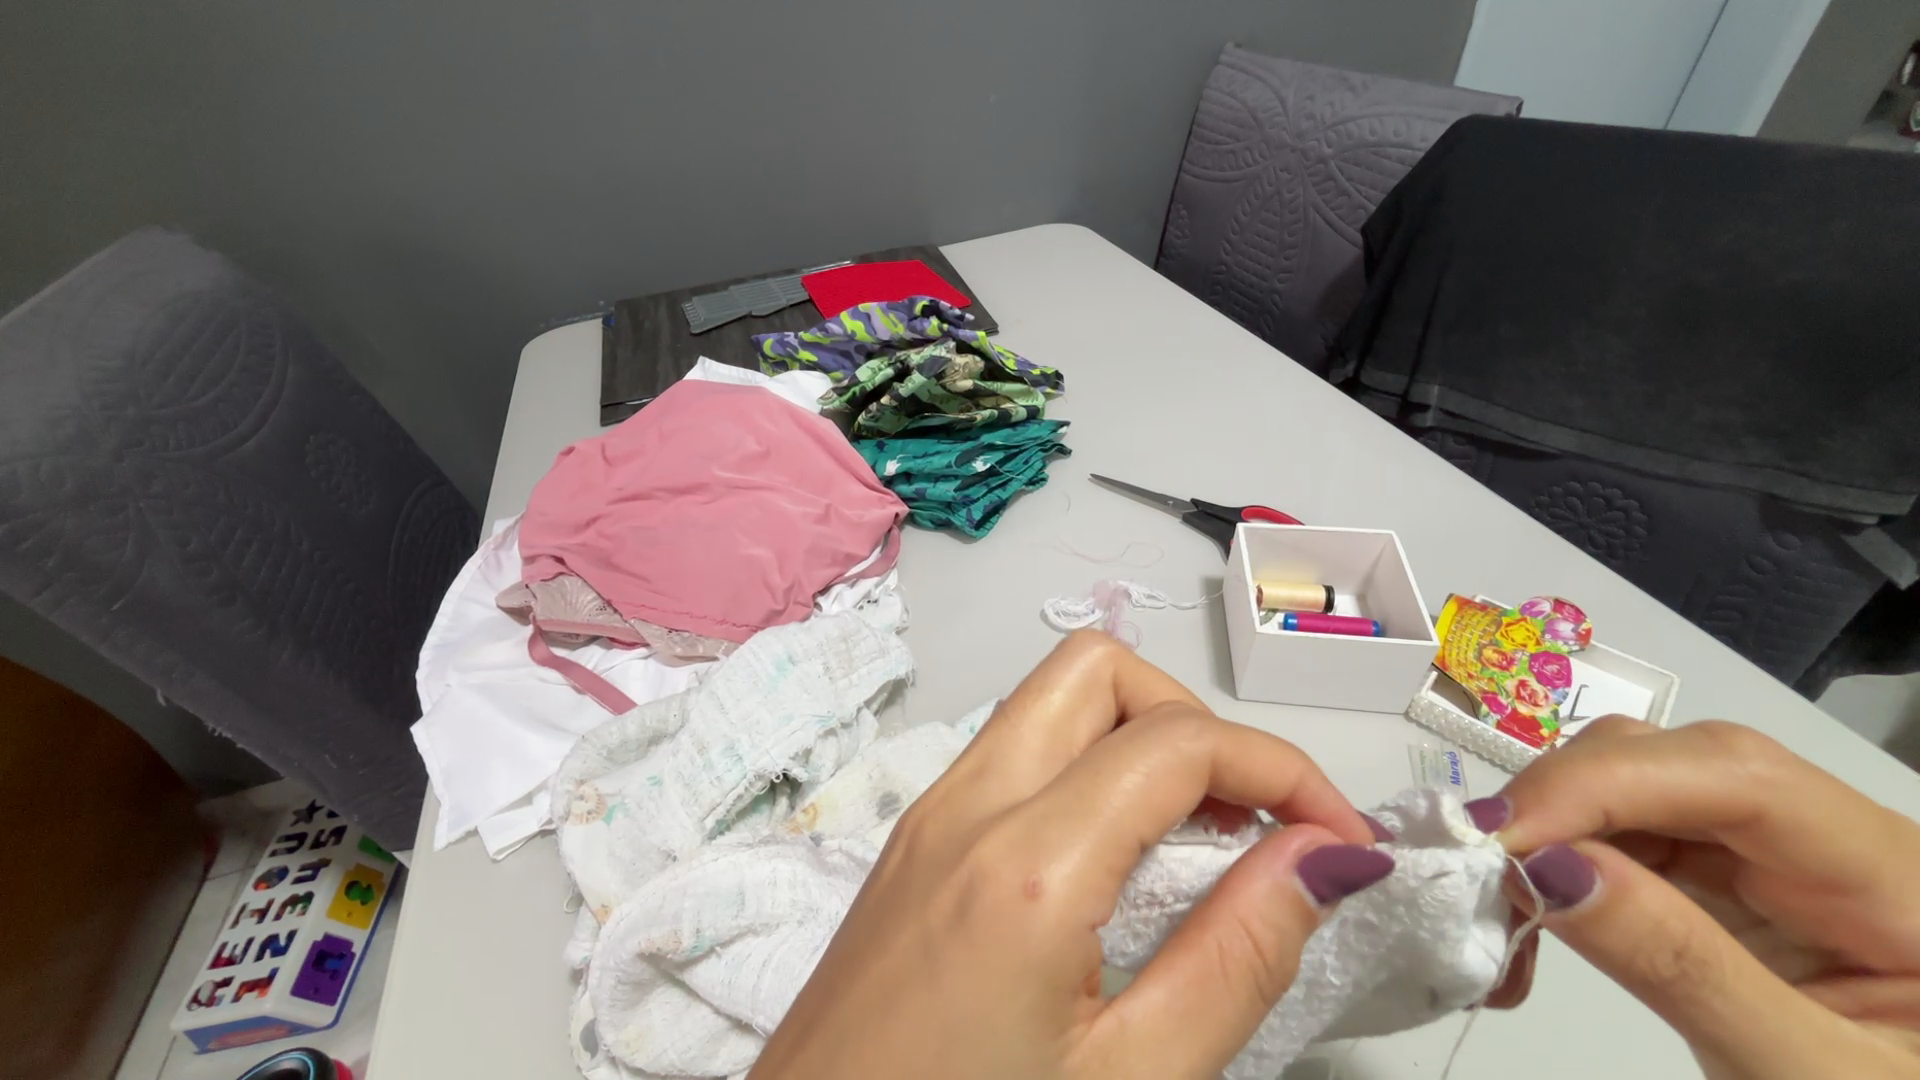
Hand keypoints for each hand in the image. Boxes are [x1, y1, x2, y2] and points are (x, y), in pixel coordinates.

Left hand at [751, 631, 1389, 1079]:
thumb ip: (1238, 956)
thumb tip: (1326, 858)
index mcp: (1025, 861)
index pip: (1175, 741)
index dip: (1281, 769)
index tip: (1341, 837)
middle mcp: (969, 803)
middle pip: (1096, 671)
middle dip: (1193, 719)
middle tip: (1249, 817)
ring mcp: (932, 809)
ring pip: (1050, 698)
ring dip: (1139, 733)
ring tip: (1198, 831)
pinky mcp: (916, 833)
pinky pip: (1015, 749)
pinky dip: (1087, 762)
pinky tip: (1118, 850)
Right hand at [1480, 716, 1919, 1077]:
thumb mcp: (1806, 1078)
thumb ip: (1685, 969)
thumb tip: (1542, 866)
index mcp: (1899, 878)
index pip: (1736, 776)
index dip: (1602, 785)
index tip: (1501, 840)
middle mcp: (1831, 836)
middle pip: (1670, 761)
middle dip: (1562, 801)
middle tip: (1484, 870)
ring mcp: (1771, 852)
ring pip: (1626, 786)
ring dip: (1546, 833)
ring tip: (1502, 904)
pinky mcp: (1721, 873)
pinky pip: (1617, 832)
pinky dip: (1556, 861)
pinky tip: (1532, 909)